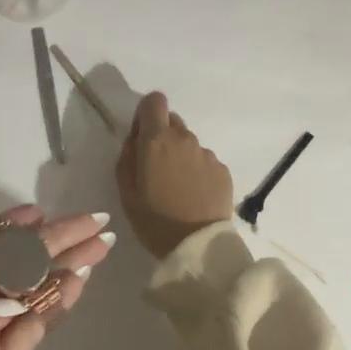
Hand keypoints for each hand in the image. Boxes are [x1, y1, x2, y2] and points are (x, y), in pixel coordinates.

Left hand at [0, 205, 114, 349]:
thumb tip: (16, 301)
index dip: (9, 228)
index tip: (42, 211)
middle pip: (12, 265)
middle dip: (52, 244)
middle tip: (94, 224)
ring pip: (30, 295)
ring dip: (63, 271)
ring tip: (100, 249)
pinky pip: (32, 331)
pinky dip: (54, 310)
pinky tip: (76, 288)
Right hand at [115, 91, 232, 258]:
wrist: (197, 248)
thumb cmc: (155, 223)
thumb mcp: (127, 194)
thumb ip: (127, 158)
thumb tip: (134, 141)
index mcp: (157, 140)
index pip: (154, 101)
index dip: (146, 115)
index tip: (142, 138)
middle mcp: (185, 139)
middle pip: (173, 122)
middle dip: (163, 138)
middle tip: (158, 170)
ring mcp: (207, 154)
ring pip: (190, 145)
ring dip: (182, 158)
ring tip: (179, 190)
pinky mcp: (223, 171)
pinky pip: (206, 163)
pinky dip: (199, 174)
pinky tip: (195, 198)